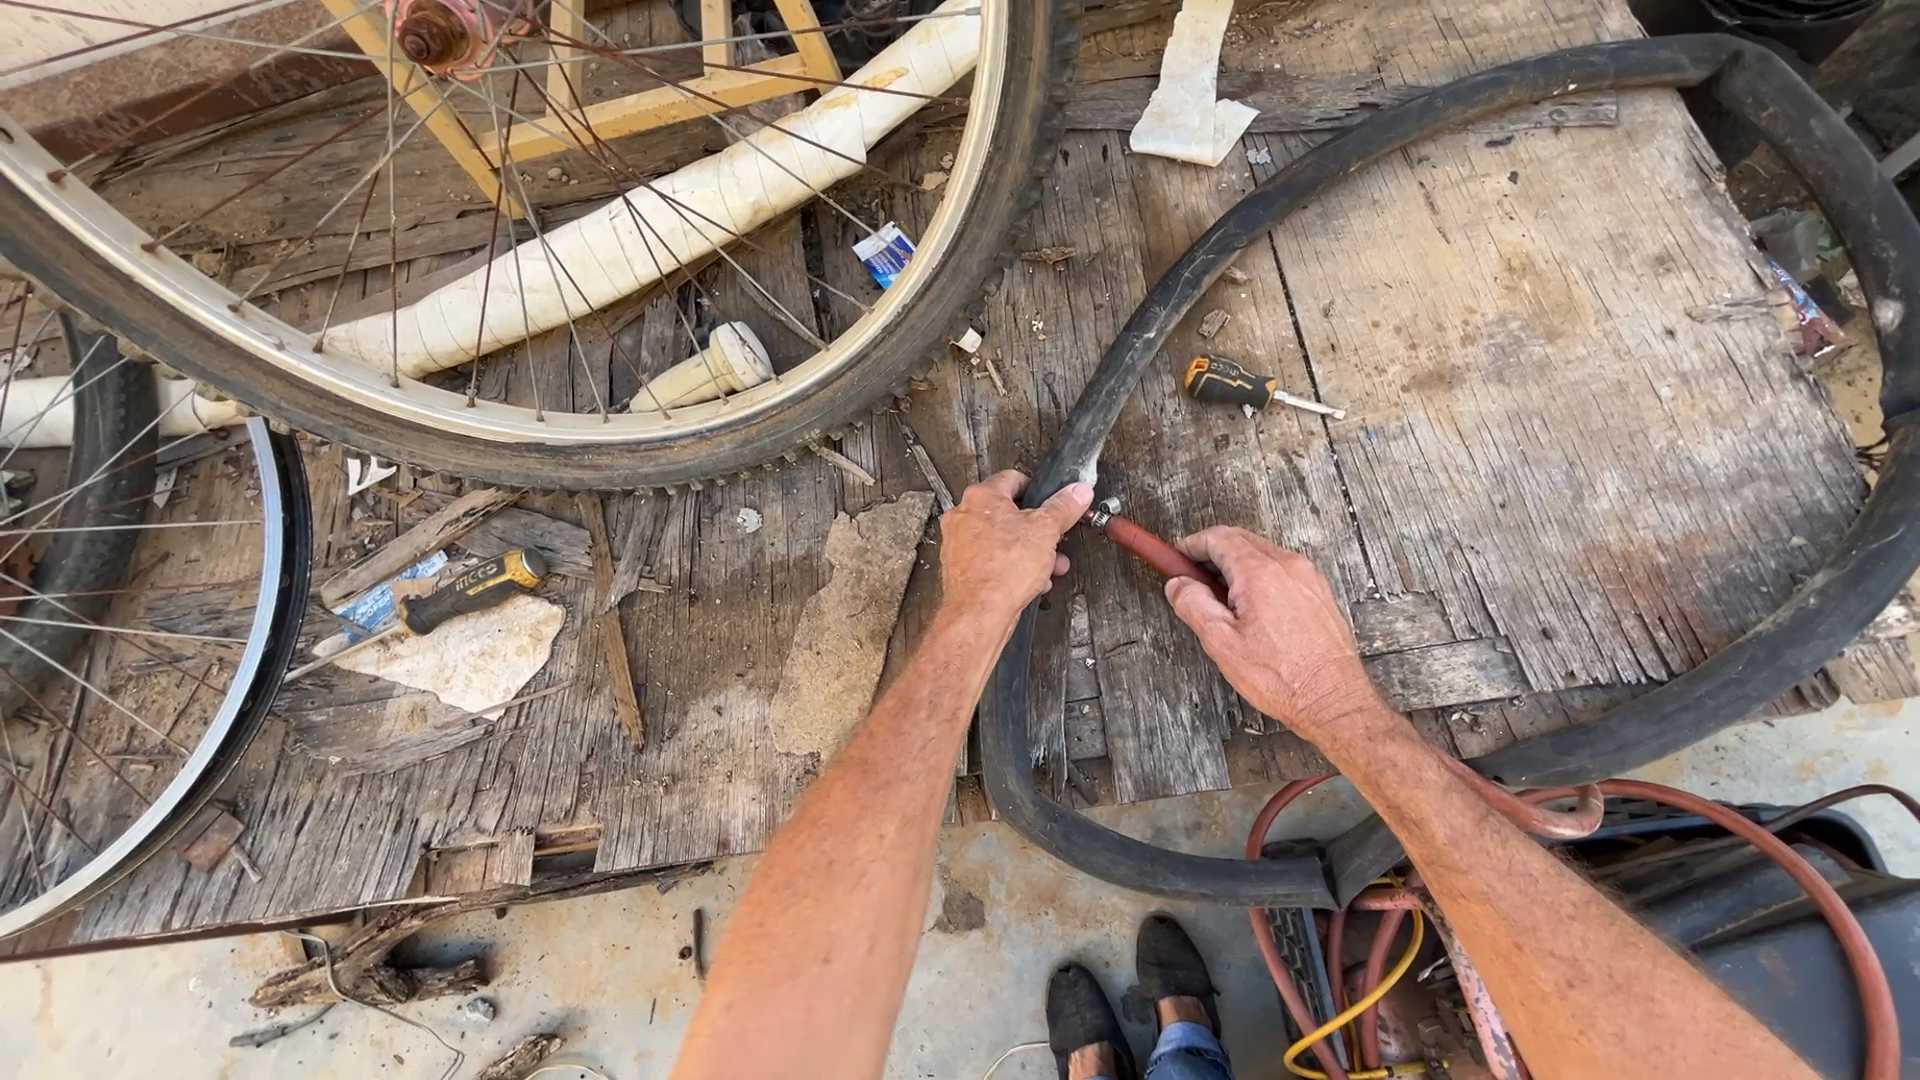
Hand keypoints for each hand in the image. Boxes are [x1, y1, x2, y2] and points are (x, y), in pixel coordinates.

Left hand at [939, 472, 1091, 621]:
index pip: (1013, 478)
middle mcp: (963, 515)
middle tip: (1053, 539)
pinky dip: (1011, 566)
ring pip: (1001, 540)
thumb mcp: (1046, 531)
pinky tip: (1031, 581)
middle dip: (1037, 529)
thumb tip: (1078, 492)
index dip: (1038, 490)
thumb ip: (1063, 507)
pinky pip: (991, 560)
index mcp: (981, 496)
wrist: (979, 612)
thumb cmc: (1002, 571)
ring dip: (1028, 551)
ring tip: (1049, 565)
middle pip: (1008, 512)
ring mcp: (958, 543)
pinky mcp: (960, 567)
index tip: (1051, 501)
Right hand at [1163, 526, 1390, 745]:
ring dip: (1235, 563)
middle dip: (1211, 551)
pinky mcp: (1318, 592)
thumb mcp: (1221, 642)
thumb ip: (1193, 604)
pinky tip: (1249, 605)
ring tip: (1218, 596)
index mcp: (1260, 573)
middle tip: (1191, 575)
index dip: (1191, 544)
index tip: (1176, 557)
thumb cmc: (1281, 677)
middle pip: (1241, 539)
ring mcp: (1307, 577)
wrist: (1333, 700)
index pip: (1218, 538)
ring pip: (1262, 552)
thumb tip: (1178, 585)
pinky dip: (1258, 574)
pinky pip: (1281, 568)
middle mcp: (1287, 566)